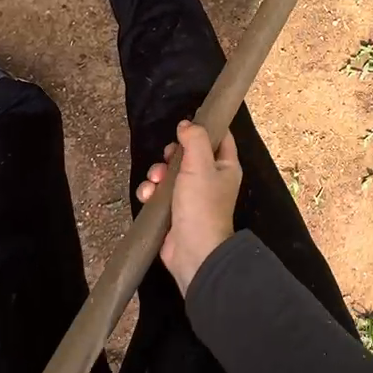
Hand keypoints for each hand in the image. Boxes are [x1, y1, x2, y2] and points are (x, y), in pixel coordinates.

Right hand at [137, 119, 241, 291]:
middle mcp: (210, 179)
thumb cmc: (202, 204)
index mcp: (225, 166)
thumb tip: (187, 124)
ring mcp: (191, 197)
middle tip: (168, 156)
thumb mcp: (200, 165)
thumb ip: (195, 139)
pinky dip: (151, 192)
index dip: (206, 126)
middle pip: (190, 154)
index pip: (220, 137)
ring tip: (155, 180)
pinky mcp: (173, 212)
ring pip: (171, 173)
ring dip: (158, 173)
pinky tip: (147, 196)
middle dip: (174, 153)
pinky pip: (159, 194)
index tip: (188, 120)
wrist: (193, 252)